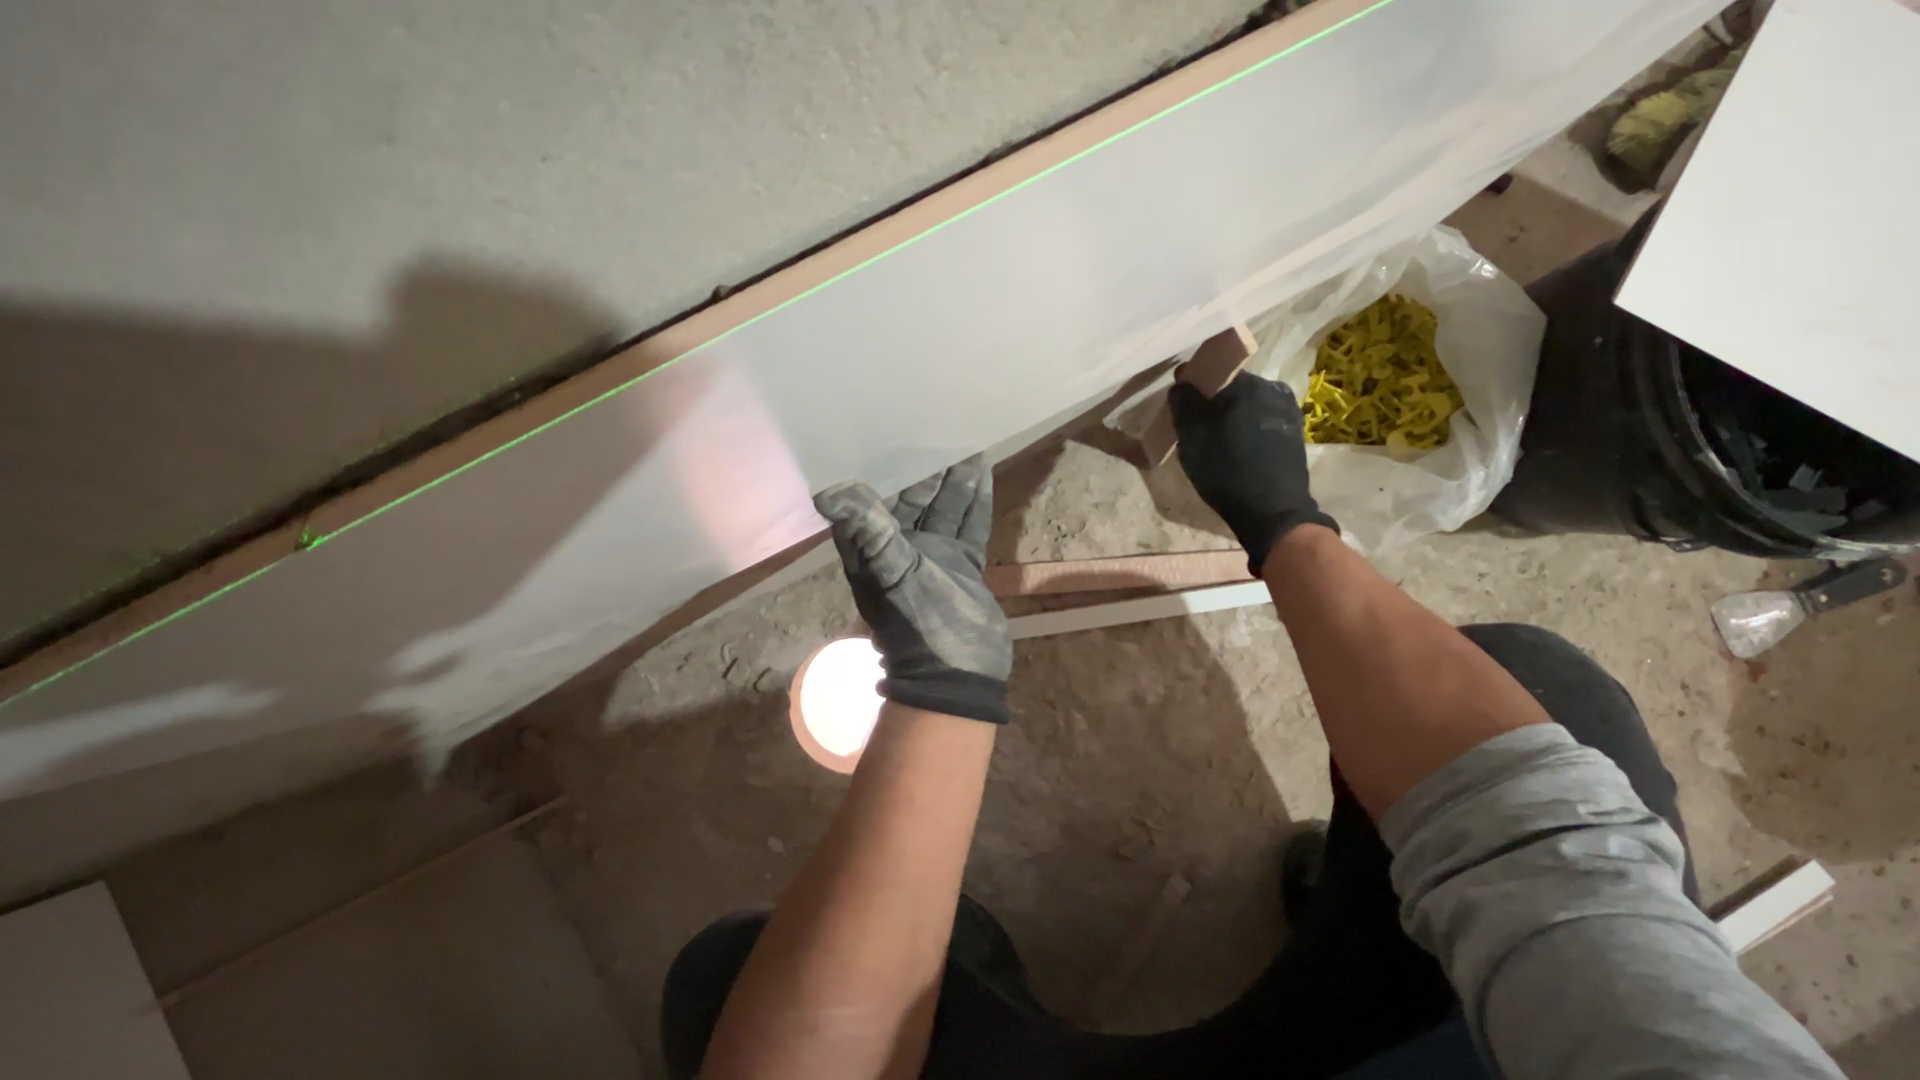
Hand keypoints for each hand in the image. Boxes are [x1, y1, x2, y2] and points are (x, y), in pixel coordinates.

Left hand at [813, 454, 1011, 725]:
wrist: (956, 672)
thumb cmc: (918, 620)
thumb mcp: (890, 570)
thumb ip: (866, 527)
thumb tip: (825, 491)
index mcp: (873, 549)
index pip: (874, 499)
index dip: (883, 469)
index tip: (892, 434)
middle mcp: (900, 548)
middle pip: (914, 498)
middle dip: (926, 468)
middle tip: (940, 430)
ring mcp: (934, 557)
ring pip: (945, 508)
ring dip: (954, 480)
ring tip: (967, 444)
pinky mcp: (963, 566)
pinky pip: (969, 525)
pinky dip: (975, 502)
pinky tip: (983, 475)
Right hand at [1169, 373, 1338, 573]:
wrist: (1273, 511)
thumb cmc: (1226, 471)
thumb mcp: (1192, 439)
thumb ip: (1183, 404)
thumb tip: (1182, 382)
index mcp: (1244, 383)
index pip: (1210, 371)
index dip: (1191, 387)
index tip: (1181, 407)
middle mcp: (1270, 387)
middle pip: (1231, 387)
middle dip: (1213, 402)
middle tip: (1198, 428)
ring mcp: (1288, 409)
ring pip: (1248, 404)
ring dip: (1232, 417)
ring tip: (1220, 442)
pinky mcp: (1295, 431)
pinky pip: (1263, 420)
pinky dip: (1248, 429)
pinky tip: (1241, 451)